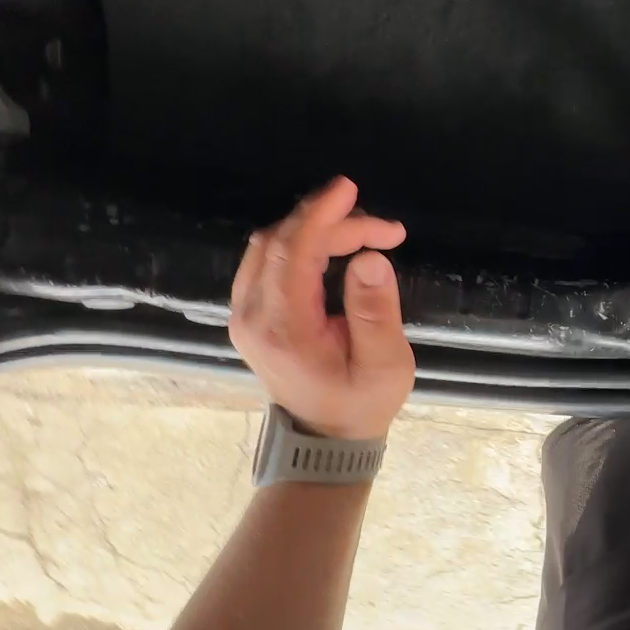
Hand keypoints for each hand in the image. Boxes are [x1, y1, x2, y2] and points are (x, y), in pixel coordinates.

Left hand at [229, 177, 413, 440]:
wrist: (325, 440)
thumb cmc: (361, 403)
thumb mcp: (384, 363)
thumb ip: (376, 310)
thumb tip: (370, 257)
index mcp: (283, 327)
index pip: (294, 251)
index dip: (322, 215)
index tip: (350, 190)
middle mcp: (252, 315)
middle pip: (281, 241)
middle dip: (331, 221)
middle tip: (384, 228)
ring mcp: (245, 314)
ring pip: (270, 246)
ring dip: (315, 228)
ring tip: (364, 231)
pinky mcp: (251, 314)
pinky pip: (267, 260)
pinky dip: (301, 241)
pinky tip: (333, 244)